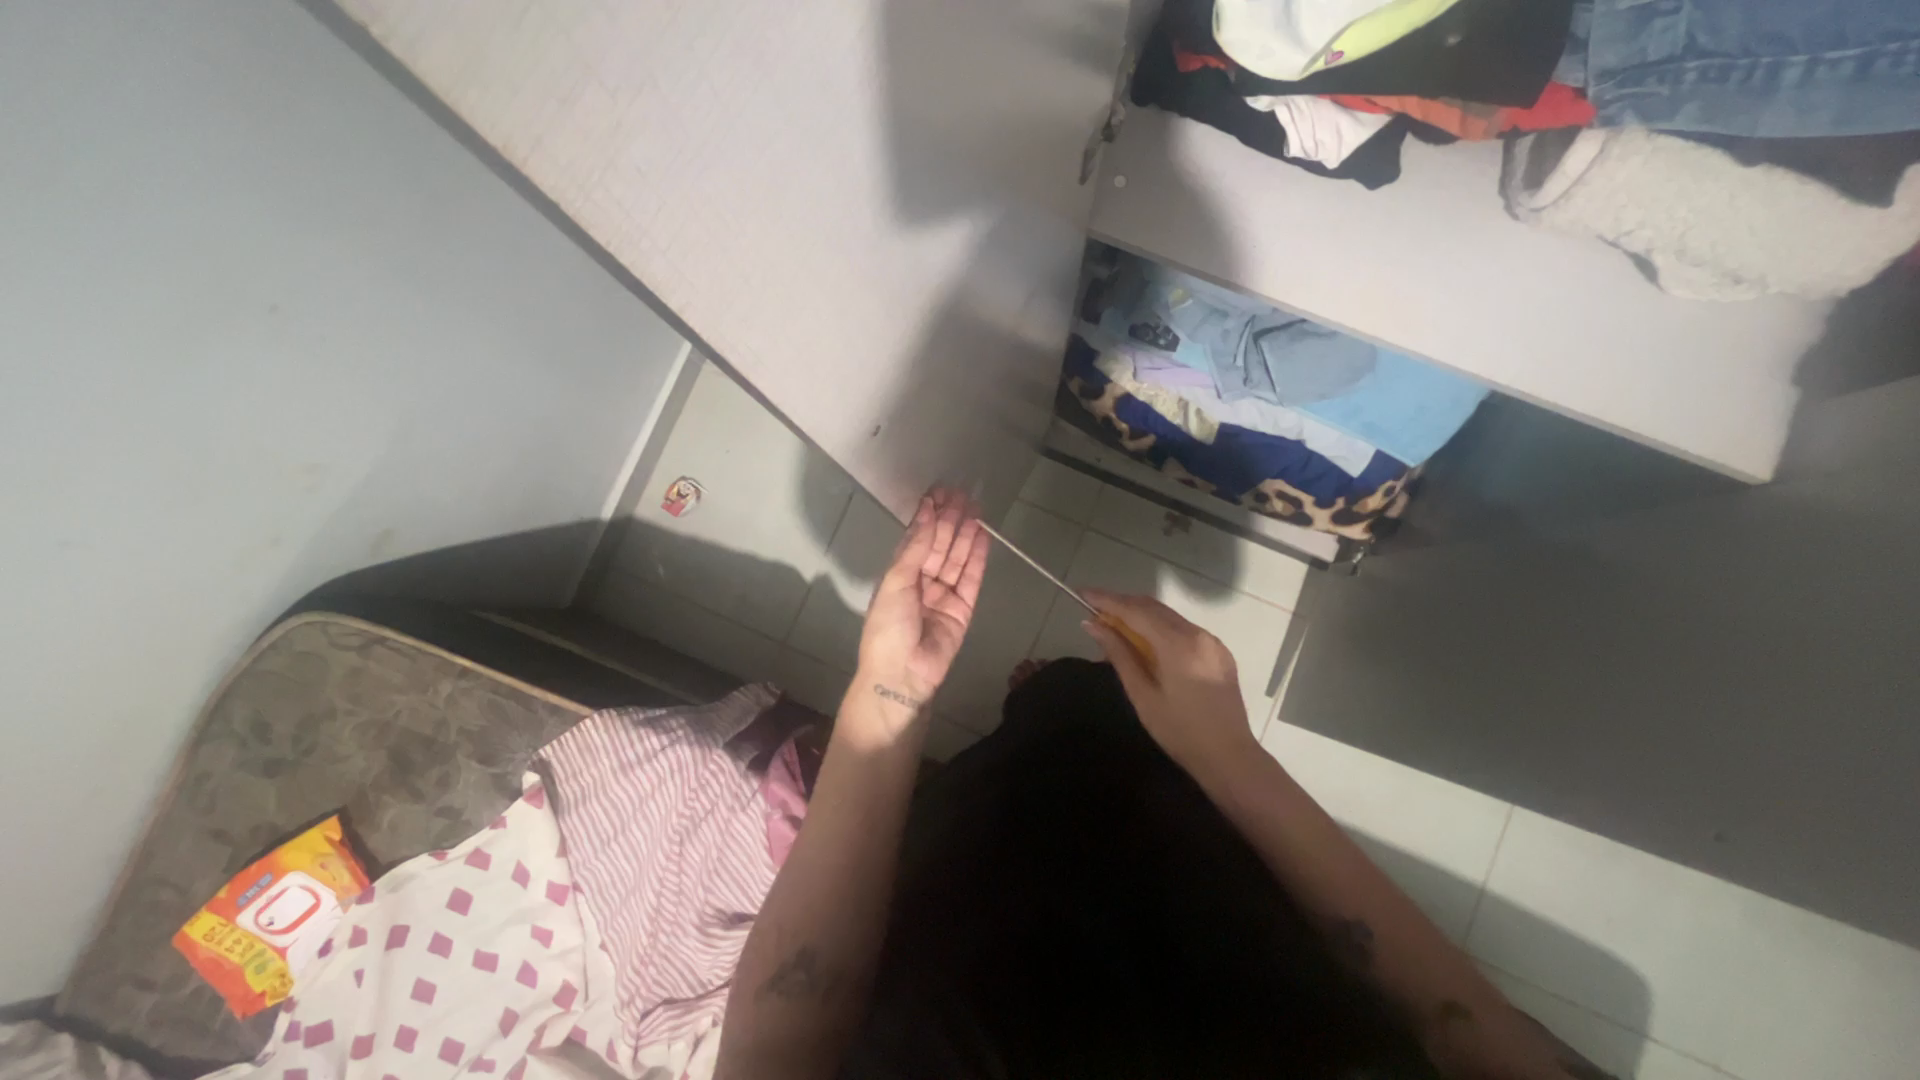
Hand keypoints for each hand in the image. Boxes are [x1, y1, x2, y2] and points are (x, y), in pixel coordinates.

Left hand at [856, 488, 989, 711]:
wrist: (901, 674)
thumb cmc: (888, 628)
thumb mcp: (894, 583)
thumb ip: (915, 549)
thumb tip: (928, 516)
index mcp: (898, 576)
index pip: (916, 540)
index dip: (927, 517)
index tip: (938, 493)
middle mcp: (921, 583)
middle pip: (938, 546)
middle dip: (949, 520)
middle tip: (961, 495)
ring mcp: (942, 596)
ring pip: (956, 559)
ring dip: (964, 534)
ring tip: (975, 508)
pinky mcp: (962, 610)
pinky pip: (971, 579)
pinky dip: (977, 558)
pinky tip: (982, 536)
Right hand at [1081, 590, 1257, 786]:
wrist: (1230, 757)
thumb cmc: (1180, 733)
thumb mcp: (1143, 695)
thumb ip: (1119, 655)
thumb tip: (1093, 625)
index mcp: (1179, 645)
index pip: (1136, 611)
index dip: (1107, 600)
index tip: (1082, 593)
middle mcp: (1198, 634)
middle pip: (1153, 607)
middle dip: (1122, 603)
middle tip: (1093, 608)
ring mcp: (1212, 641)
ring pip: (1169, 616)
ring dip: (1140, 615)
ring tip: (1113, 624)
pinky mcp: (1219, 651)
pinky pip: (1183, 629)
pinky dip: (1159, 627)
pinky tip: (1144, 640)